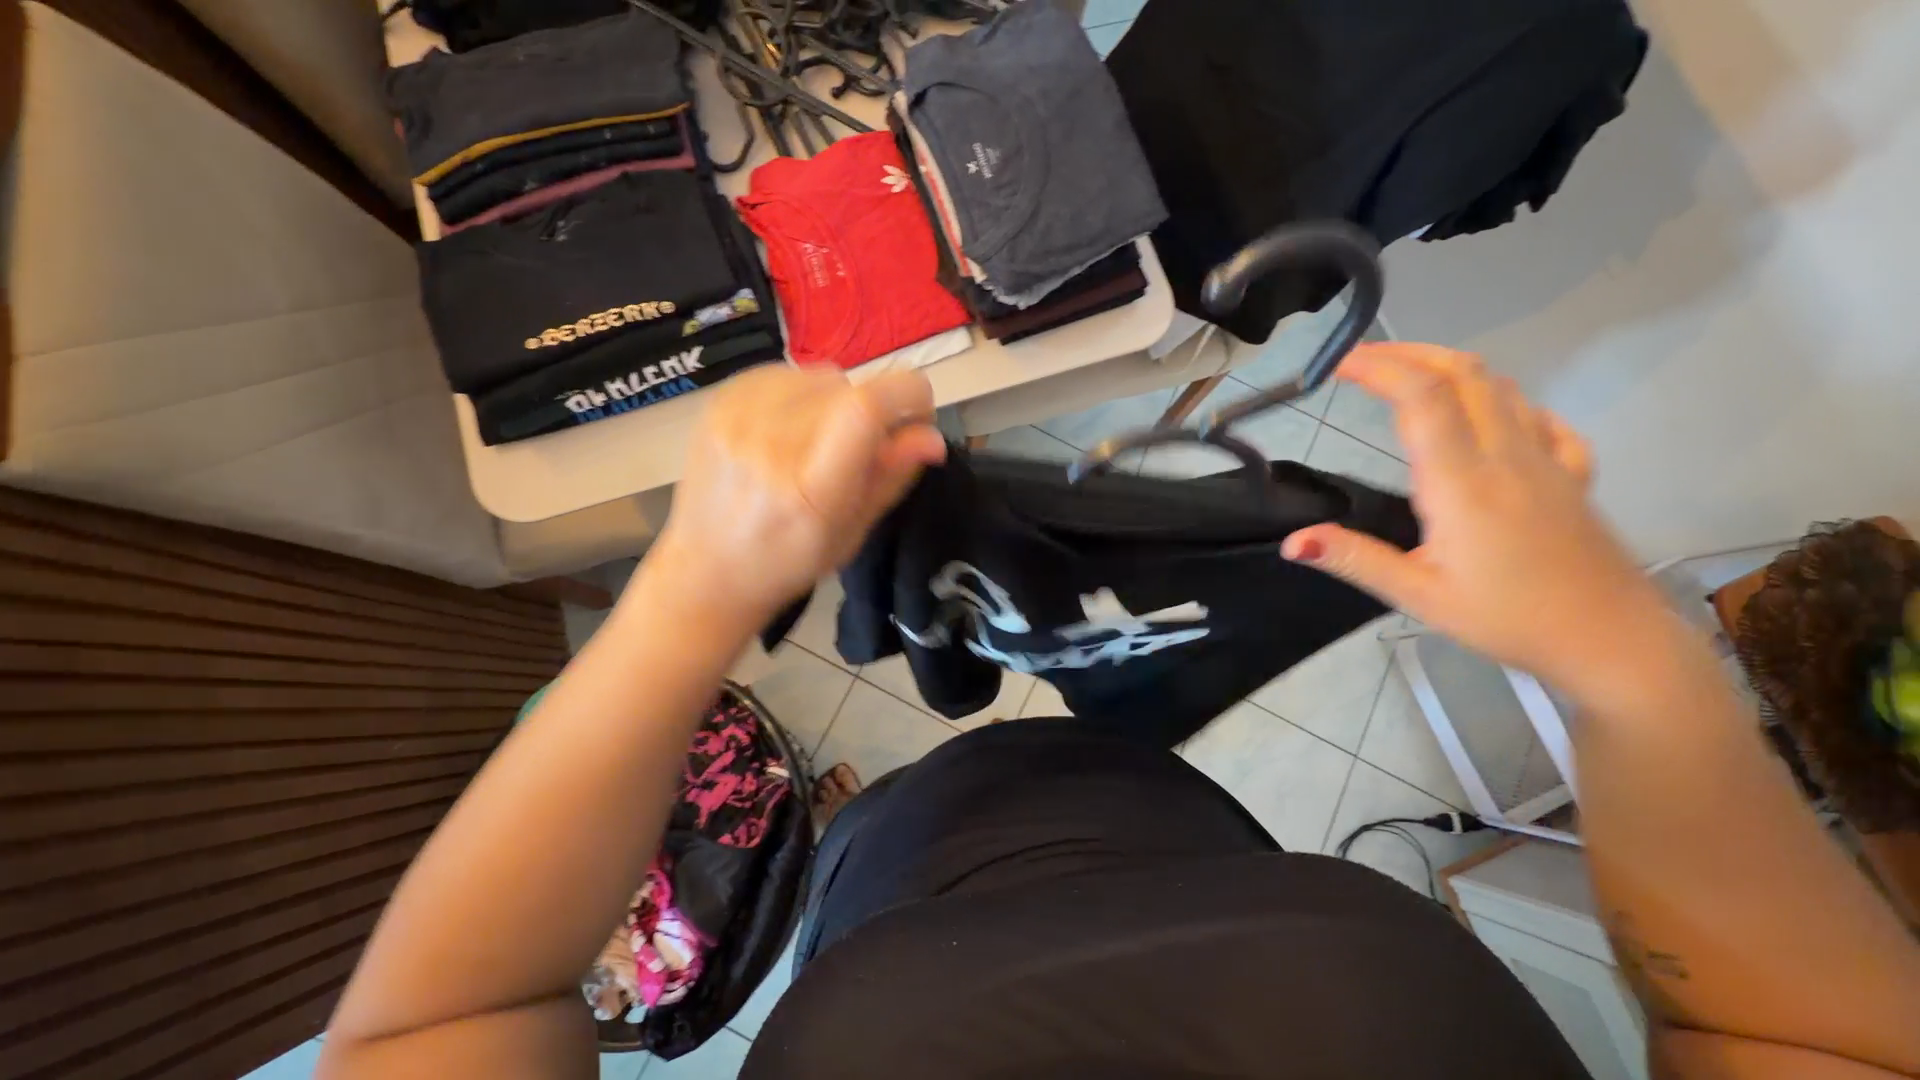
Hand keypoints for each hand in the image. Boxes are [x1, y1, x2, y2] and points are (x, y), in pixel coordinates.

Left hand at [650, 366, 946, 622]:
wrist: (707, 571)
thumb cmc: (789, 560)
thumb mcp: (852, 532)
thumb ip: (892, 477)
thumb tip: (932, 435)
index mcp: (809, 490)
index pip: (866, 409)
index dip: (907, 395)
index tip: (920, 411)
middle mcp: (769, 446)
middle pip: (850, 388)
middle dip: (873, 408)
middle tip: (866, 444)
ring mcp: (736, 419)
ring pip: (820, 375)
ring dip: (837, 399)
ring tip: (822, 438)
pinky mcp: (719, 402)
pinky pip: (785, 372)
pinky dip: (803, 392)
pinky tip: (793, 426)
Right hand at [1282, 343, 1668, 691]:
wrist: (1612, 641)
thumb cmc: (1508, 620)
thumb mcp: (1419, 596)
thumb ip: (1354, 560)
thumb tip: (1291, 541)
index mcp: (1463, 482)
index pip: (1422, 398)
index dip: (1379, 368)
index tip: (1339, 364)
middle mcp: (1506, 456)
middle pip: (1464, 373)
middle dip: (1410, 353)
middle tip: (1364, 360)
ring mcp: (1546, 460)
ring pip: (1501, 386)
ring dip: (1451, 368)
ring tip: (1410, 377)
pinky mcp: (1572, 475)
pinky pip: (1540, 418)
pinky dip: (1504, 401)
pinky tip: (1488, 416)